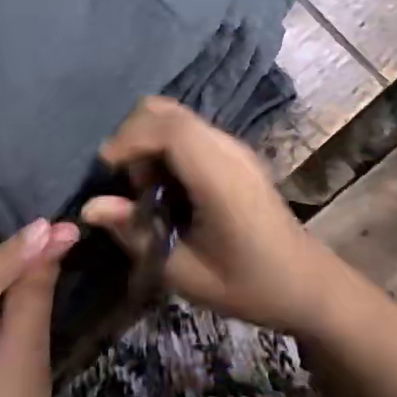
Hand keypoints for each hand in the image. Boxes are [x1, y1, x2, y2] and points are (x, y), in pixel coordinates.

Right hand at [81, 98, 339, 334]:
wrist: (306, 281)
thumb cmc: (248, 285)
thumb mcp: (186, 273)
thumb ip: (137, 235)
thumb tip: (90, 207)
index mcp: (219, 177)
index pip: (170, 129)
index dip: (129, 139)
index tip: (105, 171)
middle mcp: (227, 148)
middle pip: (167, 111)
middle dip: (133, 137)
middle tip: (127, 185)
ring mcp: (233, 144)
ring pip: (176, 115)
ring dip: (148, 140)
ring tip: (147, 189)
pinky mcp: (233, 150)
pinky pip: (188, 129)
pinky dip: (164, 144)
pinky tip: (168, 186)